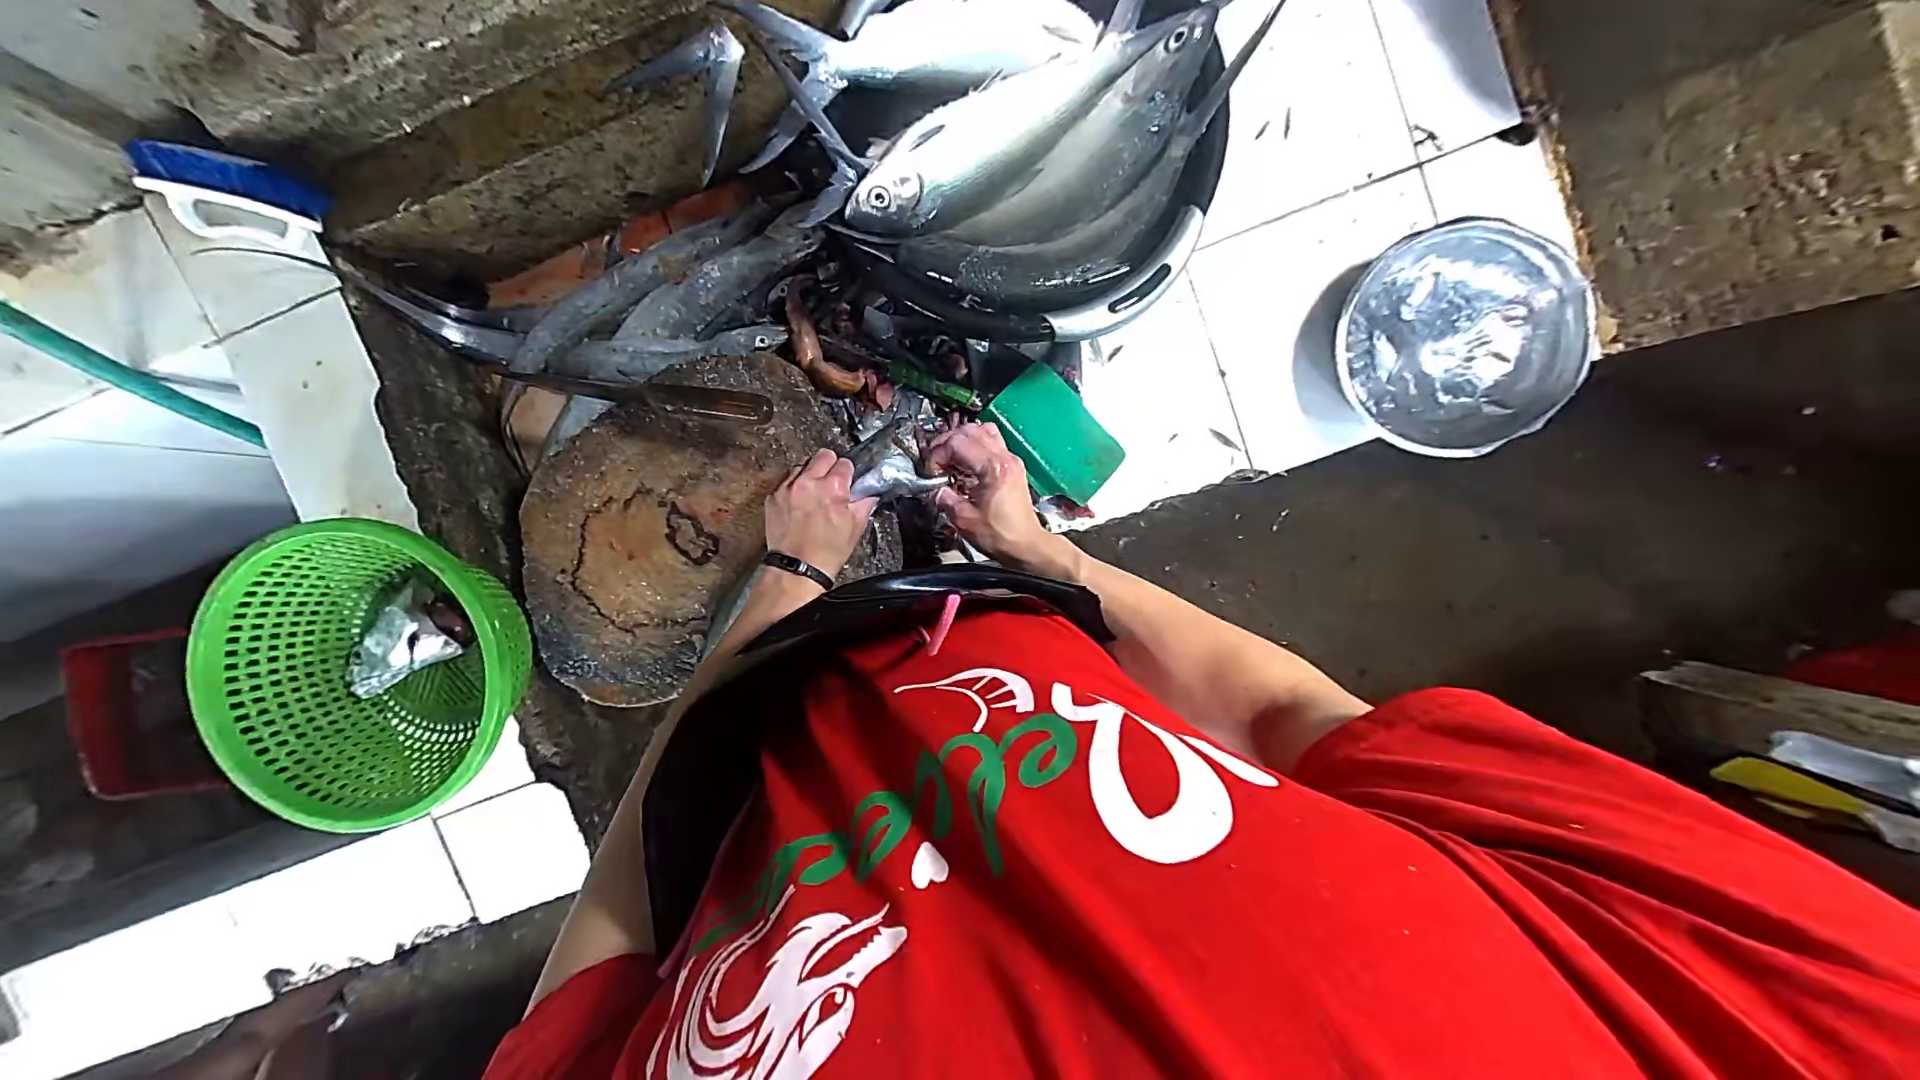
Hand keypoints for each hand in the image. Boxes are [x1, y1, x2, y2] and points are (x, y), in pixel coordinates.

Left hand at [764, 449, 877, 581]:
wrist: (798, 569)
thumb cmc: (826, 552)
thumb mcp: (855, 527)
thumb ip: (864, 503)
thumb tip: (868, 493)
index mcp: (833, 487)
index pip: (844, 463)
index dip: (848, 474)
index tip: (847, 481)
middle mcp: (809, 482)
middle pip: (823, 455)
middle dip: (830, 465)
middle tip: (831, 481)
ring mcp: (788, 488)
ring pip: (802, 464)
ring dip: (810, 473)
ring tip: (813, 491)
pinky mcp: (773, 497)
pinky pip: (786, 480)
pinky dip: (794, 486)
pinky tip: (799, 501)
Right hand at [926, 423, 1074, 575]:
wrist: (1026, 545)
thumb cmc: (1002, 536)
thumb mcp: (964, 520)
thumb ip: (946, 500)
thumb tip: (935, 489)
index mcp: (993, 468)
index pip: (957, 442)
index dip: (938, 454)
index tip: (931, 470)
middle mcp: (1005, 458)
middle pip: (969, 431)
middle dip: (946, 442)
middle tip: (935, 461)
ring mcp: (1011, 460)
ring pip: (983, 431)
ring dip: (962, 440)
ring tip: (950, 458)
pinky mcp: (1013, 467)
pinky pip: (992, 443)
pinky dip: (976, 447)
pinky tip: (966, 465)